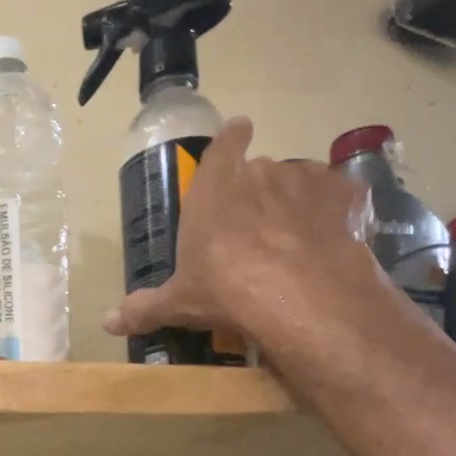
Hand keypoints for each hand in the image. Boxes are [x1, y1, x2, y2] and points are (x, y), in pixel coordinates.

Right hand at [101, 117, 391, 363]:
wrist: (299, 296)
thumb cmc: (224, 289)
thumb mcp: (178, 303)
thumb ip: (144, 308)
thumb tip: (108, 322)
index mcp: (215, 188)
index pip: (225, 144)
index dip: (231, 139)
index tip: (238, 133)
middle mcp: (261, 171)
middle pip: (260, 170)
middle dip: (258, 192)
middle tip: (253, 228)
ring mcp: (308, 180)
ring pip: (299, 182)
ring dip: (295, 203)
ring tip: (292, 239)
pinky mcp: (346, 197)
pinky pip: (339, 198)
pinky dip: (334, 215)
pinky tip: (330, 240)